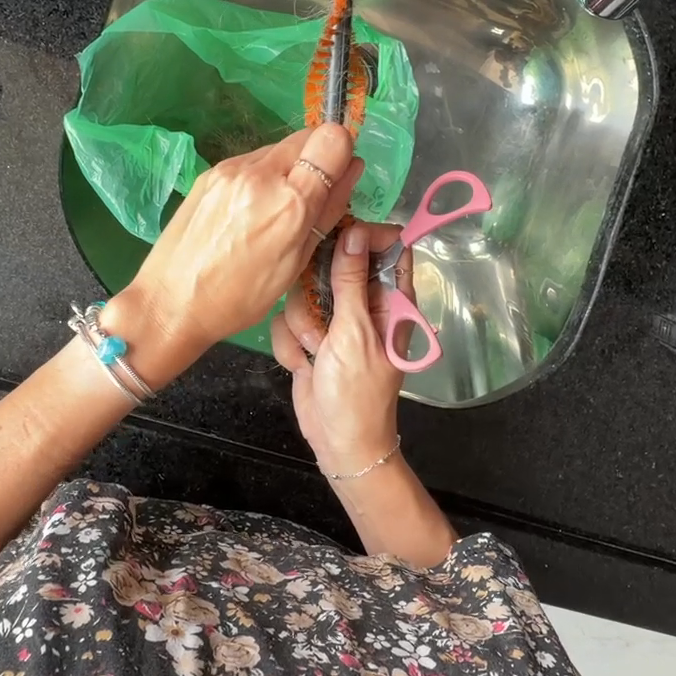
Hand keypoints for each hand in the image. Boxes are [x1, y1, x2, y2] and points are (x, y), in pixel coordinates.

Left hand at [109, 124, 362, 384]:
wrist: (170, 302)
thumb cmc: (240, 298)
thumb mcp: (296, 263)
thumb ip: (328, 210)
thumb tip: (351, 169)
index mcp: (290, 202)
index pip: (332, 138)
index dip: (340, 154)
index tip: (335, 177)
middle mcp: (261, 174)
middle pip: (306, 136)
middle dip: (316, 160)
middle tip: (306, 199)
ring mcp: (231, 169)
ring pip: (278, 149)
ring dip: (287, 169)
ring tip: (271, 212)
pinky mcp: (210, 172)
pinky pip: (252, 161)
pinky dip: (261, 178)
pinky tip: (247, 212)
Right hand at [271, 221, 408, 473]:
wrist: (338, 442)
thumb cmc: (358, 391)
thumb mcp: (354, 332)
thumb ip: (350, 281)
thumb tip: (354, 232)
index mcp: (389, 300)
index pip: (387, 249)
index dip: (365, 236)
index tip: (340, 237)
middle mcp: (361, 304)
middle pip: (333, 265)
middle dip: (318, 292)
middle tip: (322, 317)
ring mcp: (332, 321)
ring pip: (303, 293)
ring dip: (303, 326)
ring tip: (316, 351)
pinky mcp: (307, 337)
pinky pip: (286, 320)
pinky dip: (291, 345)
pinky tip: (303, 364)